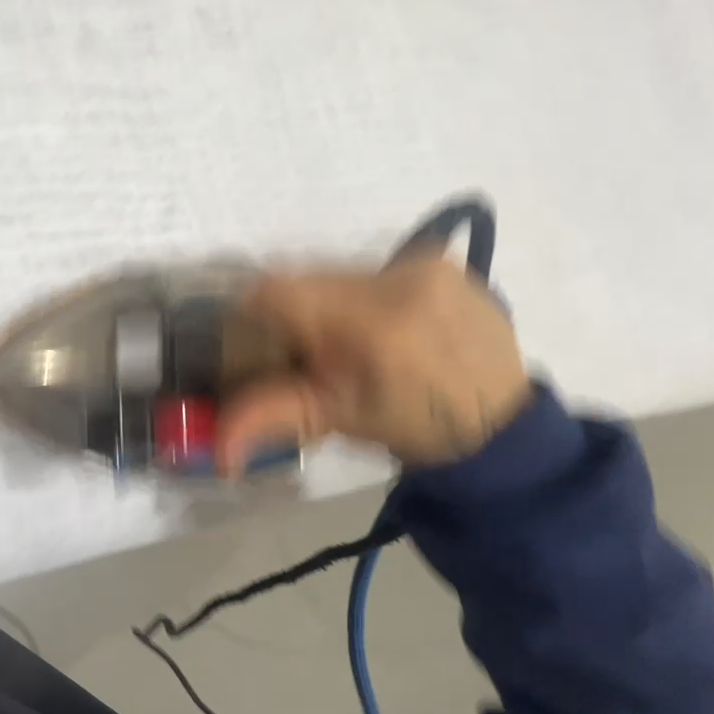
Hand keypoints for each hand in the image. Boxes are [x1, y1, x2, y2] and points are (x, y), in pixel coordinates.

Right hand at [218, 255, 530, 469]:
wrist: (496, 423)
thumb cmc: (409, 425)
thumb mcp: (332, 420)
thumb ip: (268, 418)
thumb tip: (217, 453)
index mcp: (370, 325)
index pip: (275, 291)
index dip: (253, 313)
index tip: (260, 343)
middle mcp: (399, 280)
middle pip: (305, 278)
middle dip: (294, 312)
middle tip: (305, 350)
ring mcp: (426, 265)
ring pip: (338, 271)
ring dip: (328, 301)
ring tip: (346, 340)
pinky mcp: (442, 261)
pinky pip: (373, 268)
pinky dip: (362, 295)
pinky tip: (381, 326)